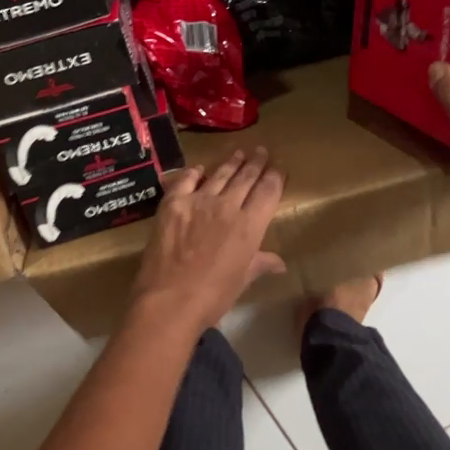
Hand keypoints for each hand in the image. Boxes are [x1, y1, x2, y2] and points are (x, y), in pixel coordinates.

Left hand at [129, 148, 285, 330]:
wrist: (170, 299)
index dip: (275, 177)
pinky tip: (200, 168)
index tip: (279, 167)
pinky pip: (187, 179)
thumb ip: (260, 264)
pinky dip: (195, 172)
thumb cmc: (212, 297)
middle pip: (246, 177)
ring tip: (239, 152)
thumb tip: (279, 262)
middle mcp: (227, 206)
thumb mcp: (241, 281)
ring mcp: (198, 200)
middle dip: (255, 163)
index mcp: (249, 226)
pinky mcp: (174, 201)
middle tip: (261, 150)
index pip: (268, 192)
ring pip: (220, 174)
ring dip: (231, 162)